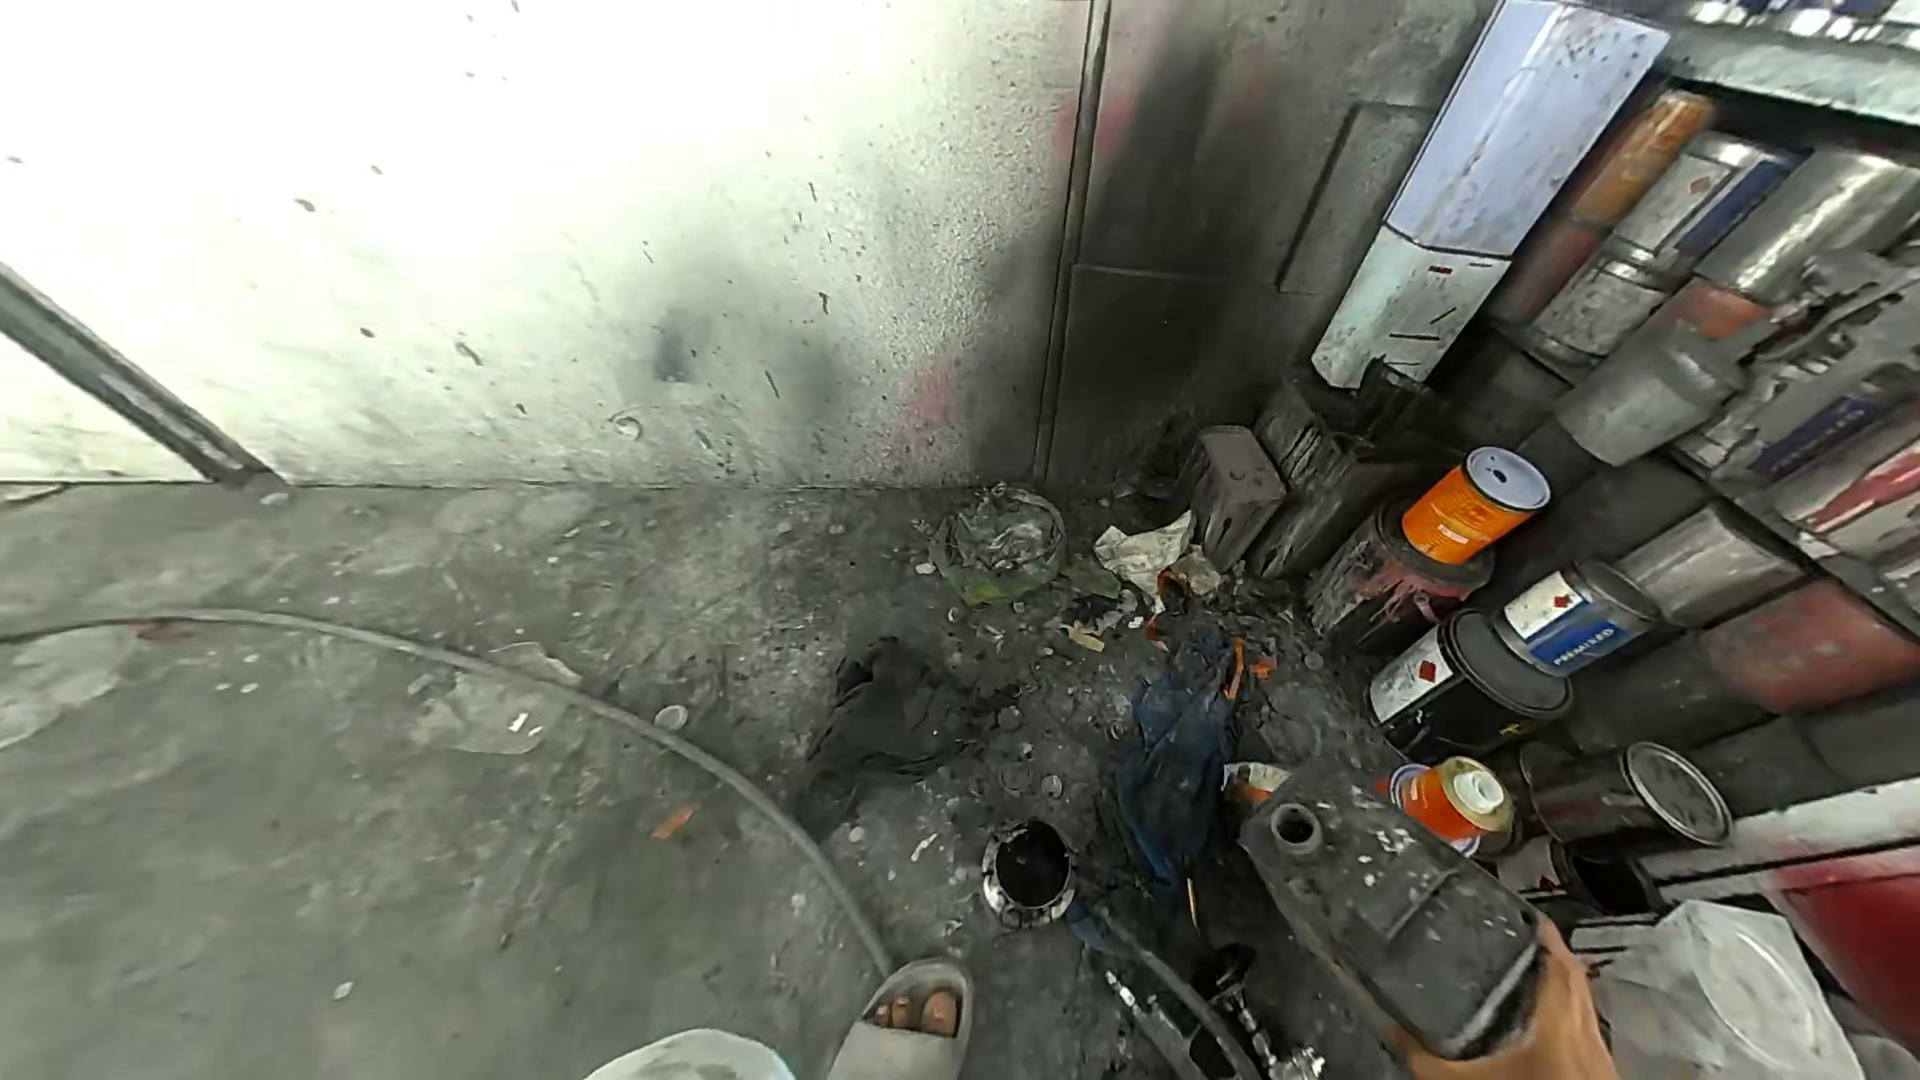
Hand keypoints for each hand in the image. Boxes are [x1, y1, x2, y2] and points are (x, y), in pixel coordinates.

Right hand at [1391, 920, 1618, 1079]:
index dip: (1546, 936)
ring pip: (1586, 1009)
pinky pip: (1586, 1031)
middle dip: (1551, 953)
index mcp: (1558, 1031)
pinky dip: (1565, 1010)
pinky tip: (1540, 1016)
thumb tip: (1379, 1018)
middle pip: (1577, 984)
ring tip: (1524, 961)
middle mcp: (1588, 1041)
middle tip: (1514, 926)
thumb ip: (1418, 1052)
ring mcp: (1601, 1066)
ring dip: (1562, 983)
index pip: (1560, 969)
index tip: (1523, 909)